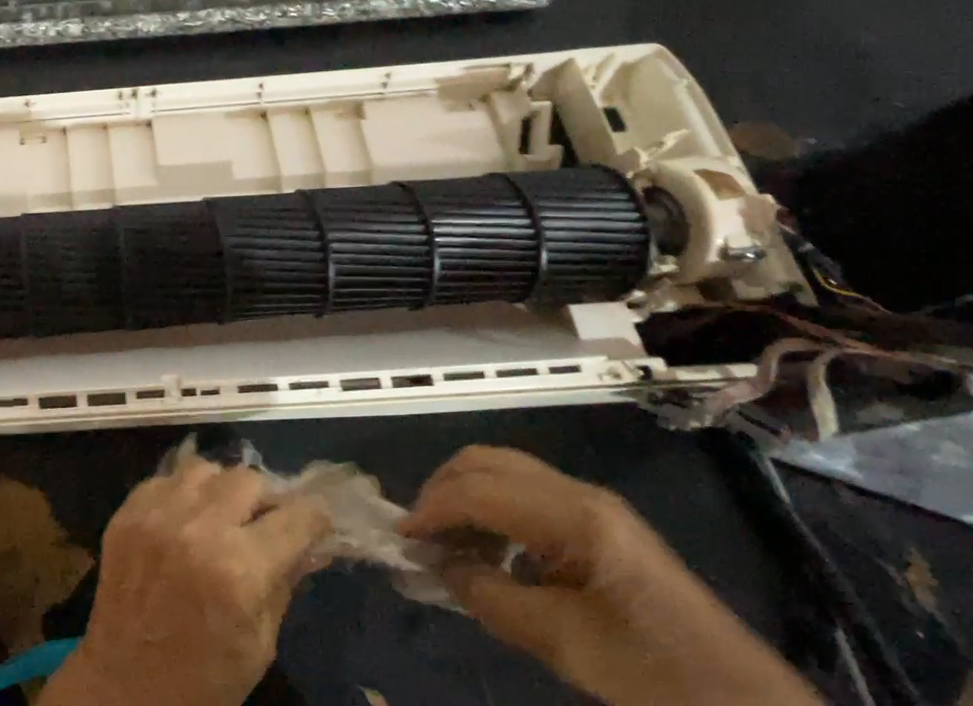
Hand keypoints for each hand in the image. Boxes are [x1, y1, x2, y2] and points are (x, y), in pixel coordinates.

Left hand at [38, 455, 332, 705]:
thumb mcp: (261, 641)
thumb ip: (285, 581)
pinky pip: (164, 479)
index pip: (296, 515)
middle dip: (264, 499)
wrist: (126, 687)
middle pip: (248, 479)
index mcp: (240, 568)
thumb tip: (311, 543)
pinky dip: (181, 493)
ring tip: (221, 517)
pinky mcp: (125, 514)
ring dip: (220, 489)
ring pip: (204, 469)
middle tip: (264, 523)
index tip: (316, 522)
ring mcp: (156, 515)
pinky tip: (185, 521)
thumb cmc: (205, 678)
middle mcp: (198, 528)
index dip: (314, 517)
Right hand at [399, 446, 822, 705]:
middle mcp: (580, 494)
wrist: (742, 703)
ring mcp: (594, 506)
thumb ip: (486, 594)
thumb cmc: (649, 670)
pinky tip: (488, 550)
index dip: (430, 509)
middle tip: (420, 532)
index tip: (402, 539)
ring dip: (466, 496)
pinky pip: (527, 495)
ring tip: (447, 541)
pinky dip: (493, 508)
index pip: (478, 490)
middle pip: (487, 462)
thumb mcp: (558, 639)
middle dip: (442, 489)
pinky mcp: (600, 525)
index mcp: (574, 516)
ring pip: (505, 472)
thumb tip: (436, 563)